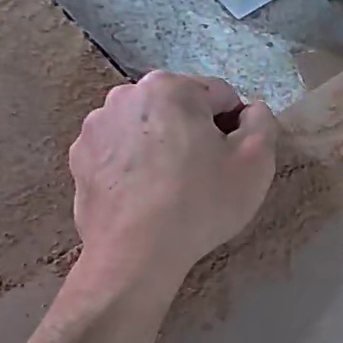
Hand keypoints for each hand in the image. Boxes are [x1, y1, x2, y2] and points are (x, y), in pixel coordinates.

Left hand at [67, 72, 277, 286]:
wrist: (136, 254)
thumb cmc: (202, 202)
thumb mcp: (256, 160)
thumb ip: (262, 121)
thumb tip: (250, 112)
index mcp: (170, 87)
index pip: (221, 96)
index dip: (237, 128)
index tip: (235, 161)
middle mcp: (125, 96)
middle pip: (182, 109)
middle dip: (198, 134)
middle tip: (209, 175)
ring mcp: (96, 128)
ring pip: (150, 130)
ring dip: (167, 148)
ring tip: (176, 189)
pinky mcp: (80, 159)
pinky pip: (123, 153)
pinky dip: (139, 167)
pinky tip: (149, 198)